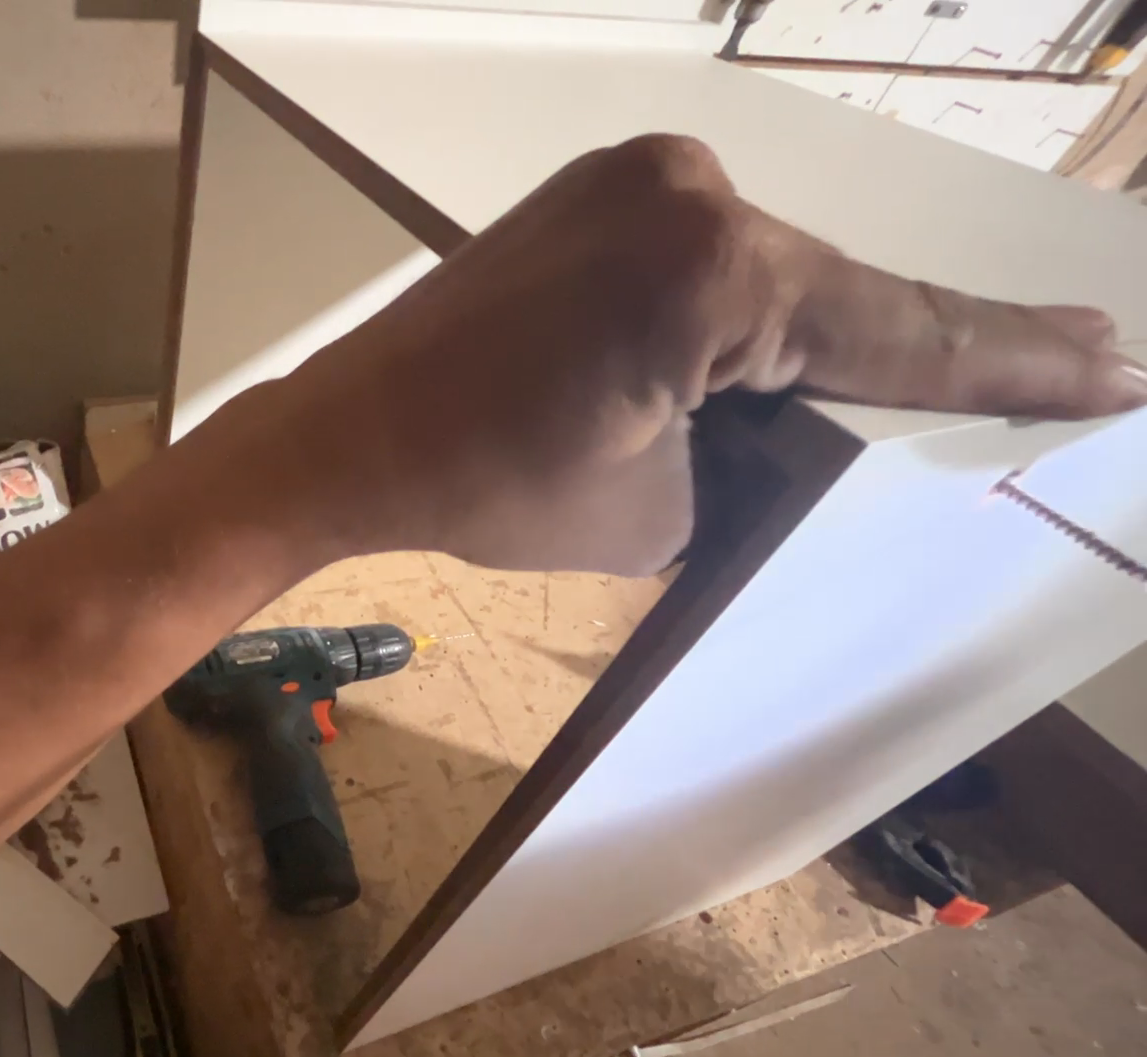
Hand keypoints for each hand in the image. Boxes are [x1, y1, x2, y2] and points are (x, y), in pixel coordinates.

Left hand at [277, 134, 1146, 575]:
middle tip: (1008, 384)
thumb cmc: (480, 487)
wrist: (345, 442)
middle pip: (812, 294)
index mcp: (709, 269)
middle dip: (876, 356)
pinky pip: (672, 261)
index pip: (886, 330)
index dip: (999, 364)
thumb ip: (738, 461)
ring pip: (740, 276)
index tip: (1109, 371)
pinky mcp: (568, 208)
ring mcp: (614, 187)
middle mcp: (675, 193)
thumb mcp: (652, 510)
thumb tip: (754, 428)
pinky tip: (733, 348)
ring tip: (851, 389)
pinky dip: (706, 311)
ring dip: (782, 336)